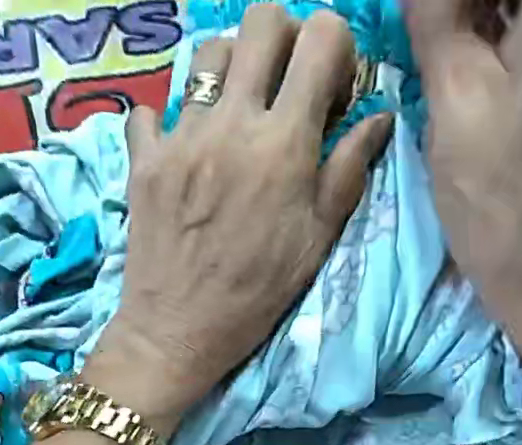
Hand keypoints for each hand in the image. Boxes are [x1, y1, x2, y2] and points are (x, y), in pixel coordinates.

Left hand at [86, 6, 392, 434]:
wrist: (175, 335)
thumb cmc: (253, 298)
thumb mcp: (314, 244)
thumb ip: (347, 172)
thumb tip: (378, 118)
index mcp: (284, 144)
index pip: (322, 37)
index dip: (333, 50)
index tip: (328, 89)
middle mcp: (231, 125)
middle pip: (261, 21)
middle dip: (283, 39)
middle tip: (282, 85)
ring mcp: (180, 139)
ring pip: (207, 54)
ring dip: (229, 69)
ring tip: (232, 114)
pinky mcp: (142, 161)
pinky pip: (149, 109)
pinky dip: (166, 117)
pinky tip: (180, 146)